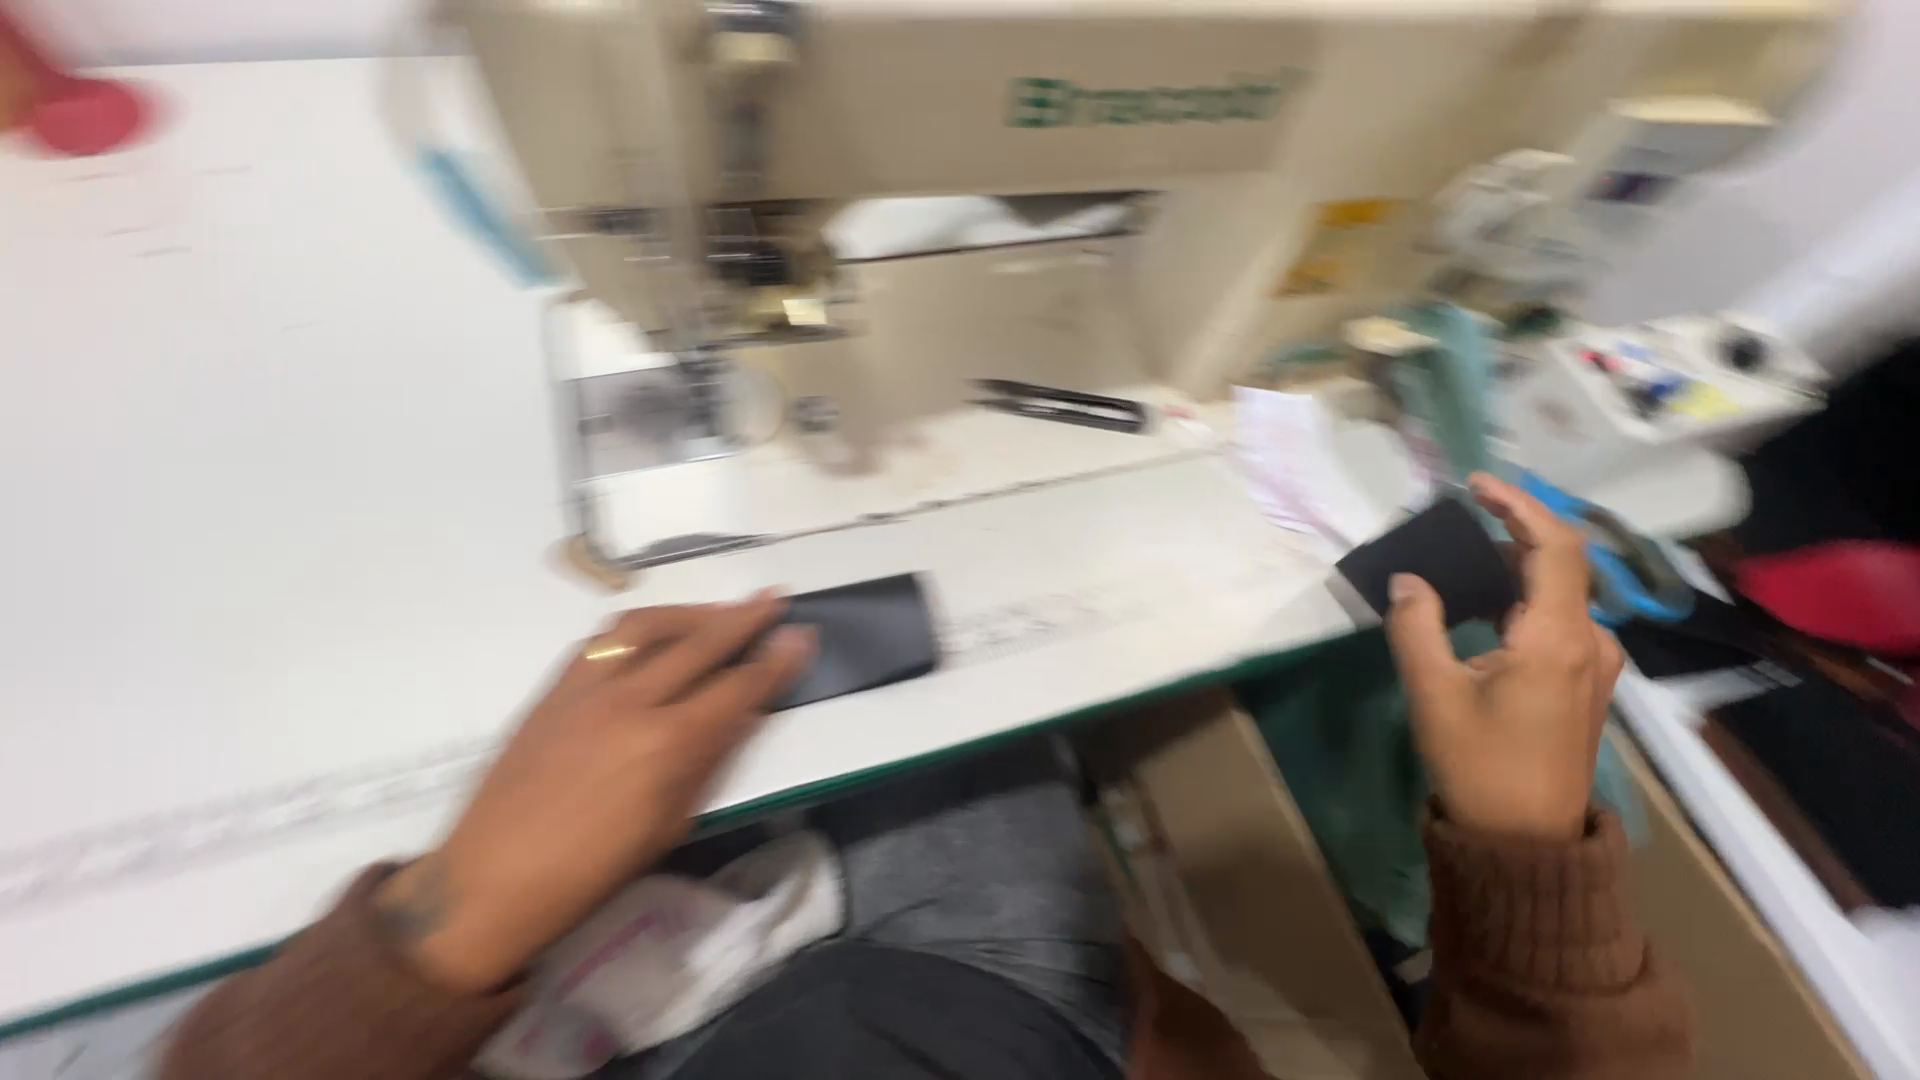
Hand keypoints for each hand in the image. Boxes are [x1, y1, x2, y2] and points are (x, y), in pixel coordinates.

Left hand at [376, 593, 814, 991]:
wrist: (489, 882)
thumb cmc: (593, 870)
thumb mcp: (672, 823)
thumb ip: (710, 758)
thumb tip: (743, 713)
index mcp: (667, 744)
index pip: (738, 688)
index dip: (775, 662)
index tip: (801, 636)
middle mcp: (630, 702)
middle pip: (700, 643)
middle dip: (744, 618)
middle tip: (774, 598)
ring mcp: (585, 689)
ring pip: (647, 626)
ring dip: (691, 612)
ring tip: (718, 611)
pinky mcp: (553, 688)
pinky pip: (604, 640)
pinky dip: (640, 628)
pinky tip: (656, 633)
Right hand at [1385, 473, 1623, 840]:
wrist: (1525, 839)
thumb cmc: (1477, 762)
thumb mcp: (1432, 691)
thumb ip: (1416, 625)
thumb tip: (1408, 579)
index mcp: (1556, 639)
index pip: (1554, 548)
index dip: (1518, 505)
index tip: (1475, 485)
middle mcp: (1588, 642)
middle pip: (1559, 563)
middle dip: (1512, 529)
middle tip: (1459, 515)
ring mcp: (1593, 664)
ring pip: (1558, 591)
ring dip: (1516, 562)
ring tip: (1464, 551)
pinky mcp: (1583, 681)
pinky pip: (1557, 617)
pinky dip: (1522, 592)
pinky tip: (1486, 600)